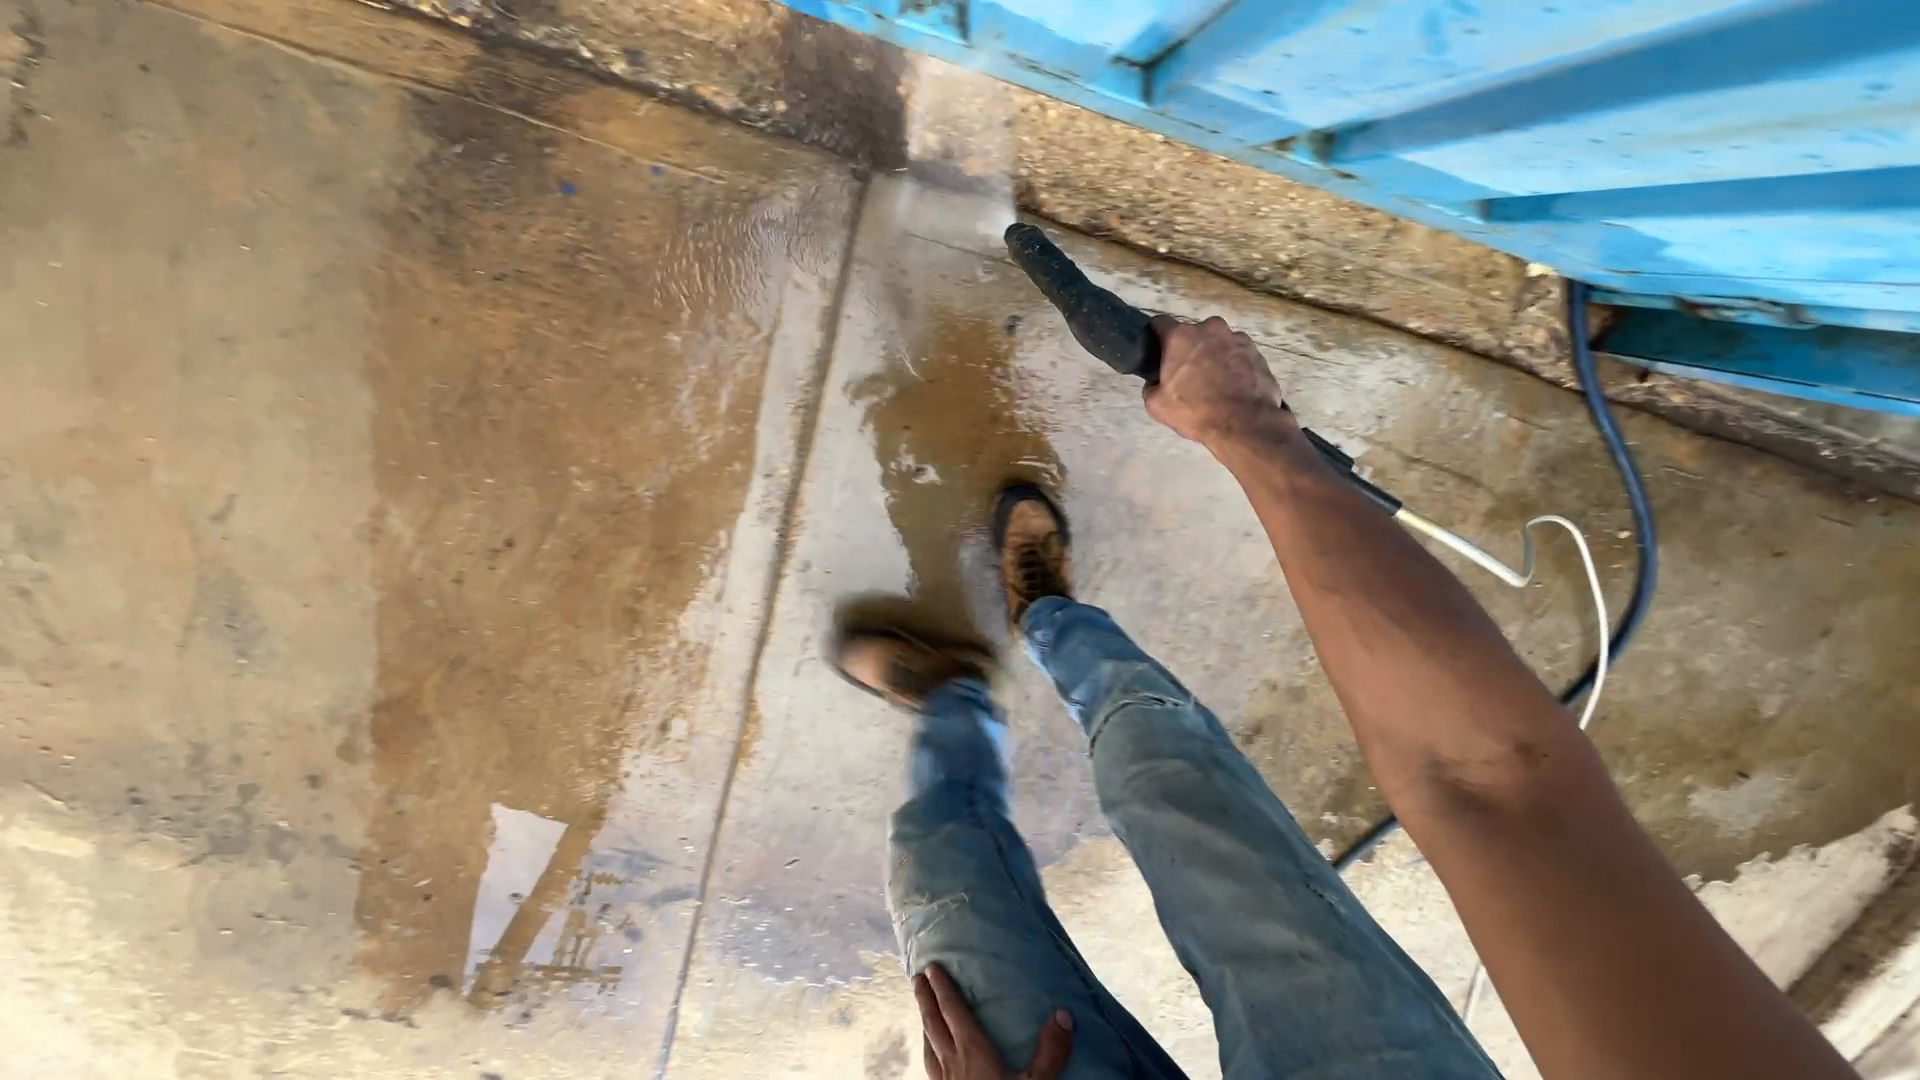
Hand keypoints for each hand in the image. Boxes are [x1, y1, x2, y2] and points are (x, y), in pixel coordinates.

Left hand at [913, 963, 1073, 1079]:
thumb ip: (1049, 1052)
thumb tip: (1062, 1015)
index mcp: (973, 1051)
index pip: (954, 1011)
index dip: (943, 988)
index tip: (932, 967)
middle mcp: (953, 1064)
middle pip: (934, 1024)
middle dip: (926, 999)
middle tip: (917, 978)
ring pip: (929, 1046)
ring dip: (925, 1024)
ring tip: (922, 1011)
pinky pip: (932, 1069)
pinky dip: (930, 1053)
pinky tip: (933, 1058)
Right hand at [1143, 314, 1292, 449]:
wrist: (1244, 423)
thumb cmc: (1195, 411)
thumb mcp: (1156, 405)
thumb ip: (1151, 386)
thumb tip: (1156, 382)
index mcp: (1181, 337)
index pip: (1160, 323)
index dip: (1155, 336)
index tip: (1155, 351)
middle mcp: (1210, 329)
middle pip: (1192, 333)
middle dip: (1188, 349)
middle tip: (1186, 374)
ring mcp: (1237, 338)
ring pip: (1217, 342)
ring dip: (1212, 355)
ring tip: (1213, 382)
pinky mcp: (1257, 352)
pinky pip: (1238, 354)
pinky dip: (1233, 365)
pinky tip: (1232, 386)